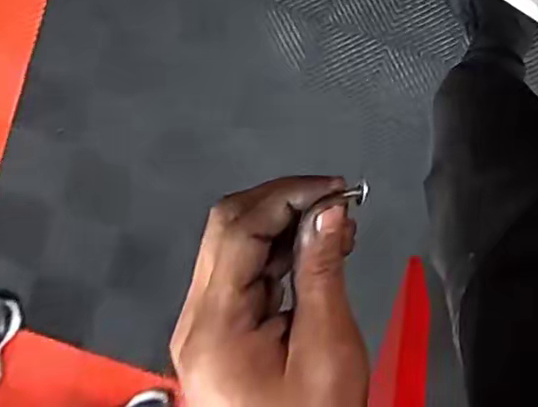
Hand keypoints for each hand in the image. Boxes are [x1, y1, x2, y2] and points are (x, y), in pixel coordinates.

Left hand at [170, 177, 367, 406]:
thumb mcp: (326, 347)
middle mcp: (199, 319)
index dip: (291, 195)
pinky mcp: (224, 329)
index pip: (241, 228)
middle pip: (230, 225)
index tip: (338, 190)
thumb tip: (330, 207)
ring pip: (239, 239)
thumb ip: (322, 270)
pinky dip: (286, 245)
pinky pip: (249, 266)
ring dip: (289, 220)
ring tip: (337, 227)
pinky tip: (320, 249)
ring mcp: (207, 324)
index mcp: (215, 326)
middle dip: (287, 200)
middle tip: (338, 202)